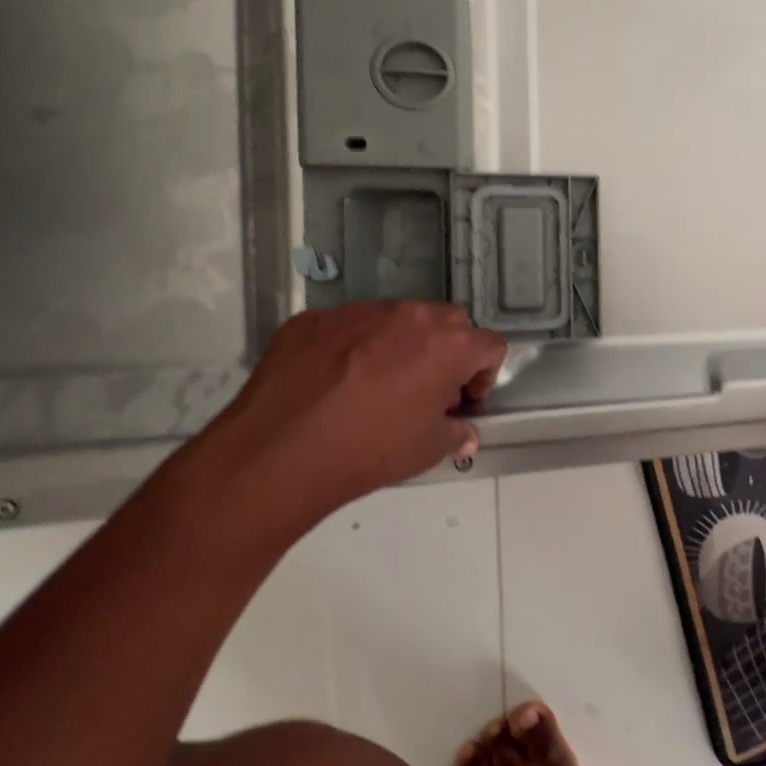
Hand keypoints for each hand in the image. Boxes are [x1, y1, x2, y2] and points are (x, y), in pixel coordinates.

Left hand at [195, 301, 506, 518]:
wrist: (276, 453)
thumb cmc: (368, 450)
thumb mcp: (427, 450)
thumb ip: (455, 433)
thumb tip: (463, 433)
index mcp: (449, 345)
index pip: (490, 345)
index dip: (482, 375)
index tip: (461, 402)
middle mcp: (410, 316)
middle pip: (447, 322)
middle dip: (445, 350)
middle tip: (424, 388)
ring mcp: (358, 312)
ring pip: (396, 318)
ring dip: (398, 344)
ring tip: (373, 384)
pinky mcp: (313, 319)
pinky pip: (347, 326)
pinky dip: (351, 346)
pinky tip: (332, 383)